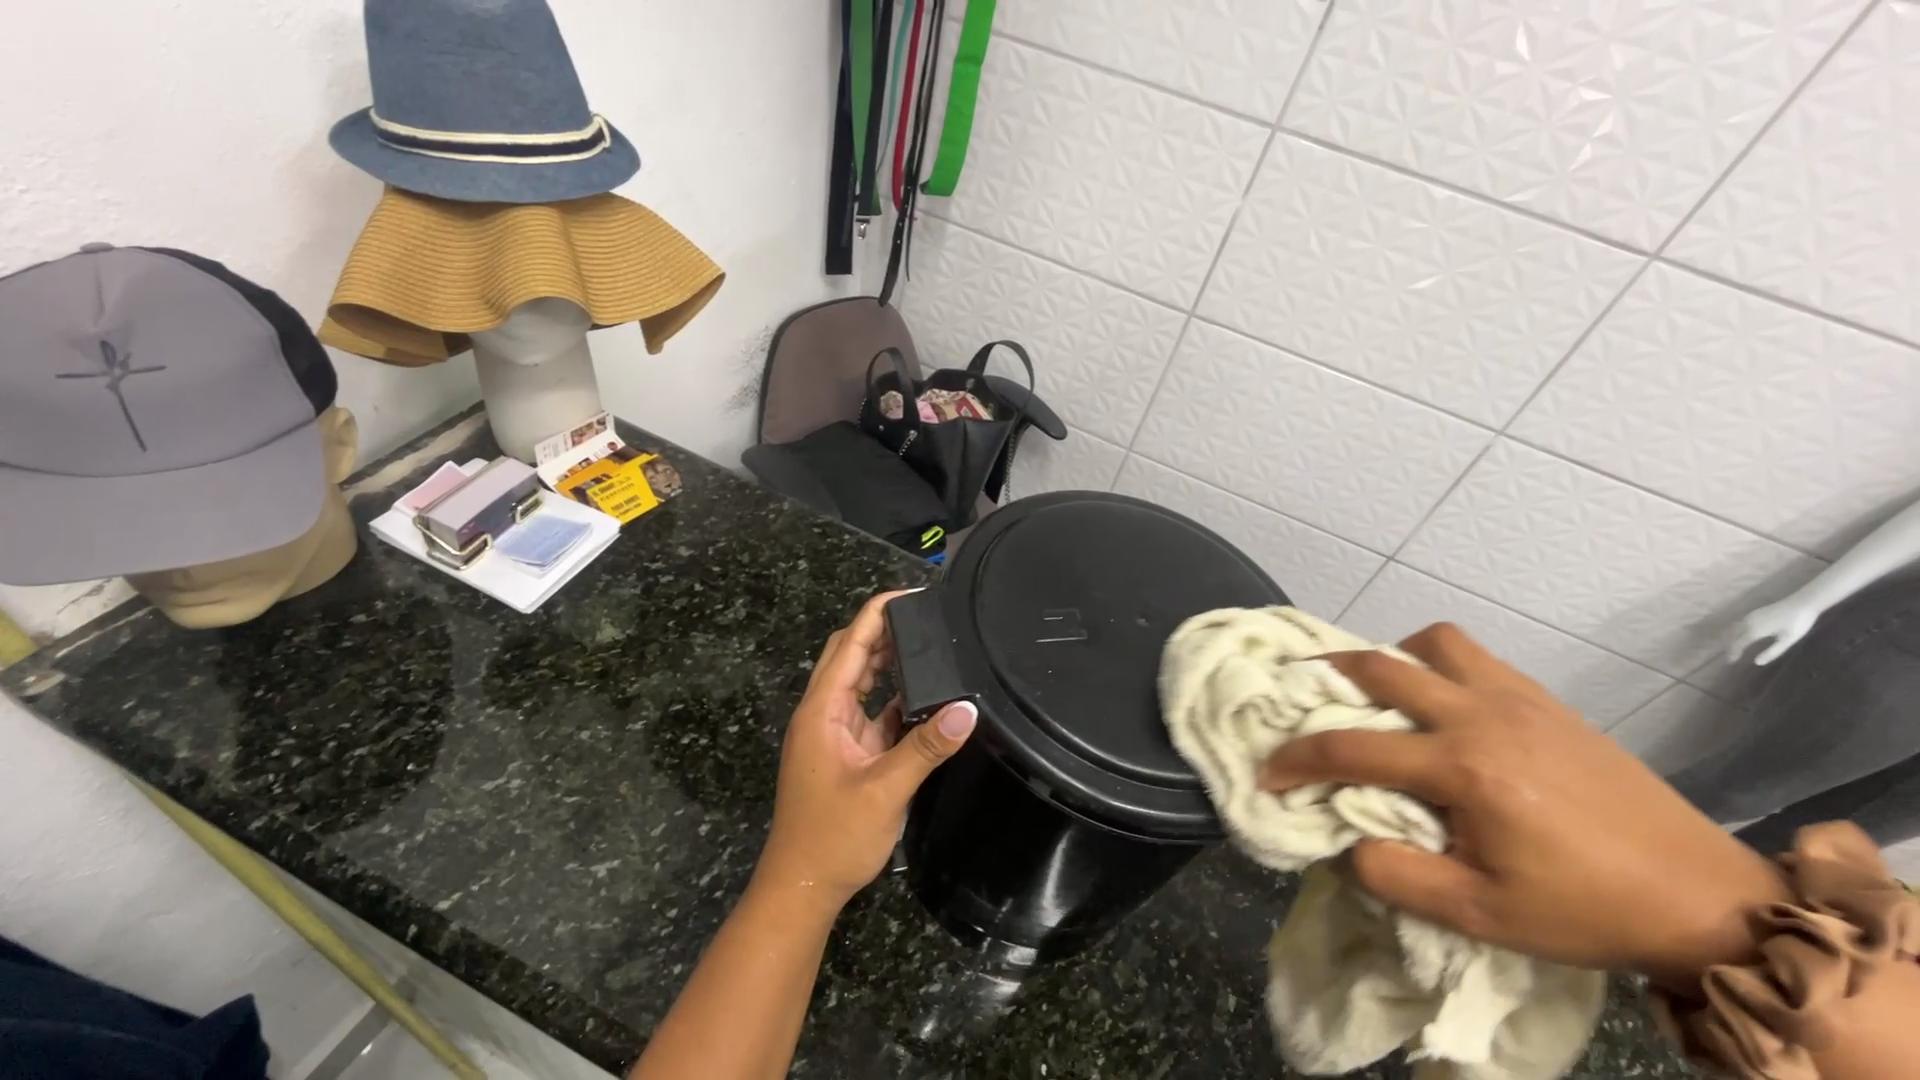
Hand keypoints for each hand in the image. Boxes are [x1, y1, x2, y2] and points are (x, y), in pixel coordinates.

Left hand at [755, 590, 977, 912]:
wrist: (803, 887)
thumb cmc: (832, 837)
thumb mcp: (884, 790)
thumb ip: (925, 747)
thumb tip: (967, 709)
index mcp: (822, 710)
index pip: (850, 644)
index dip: (878, 613)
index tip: (913, 593)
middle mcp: (824, 714)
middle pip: (851, 655)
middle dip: (885, 631)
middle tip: (930, 617)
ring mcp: (834, 734)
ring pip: (861, 683)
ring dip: (890, 663)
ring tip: (932, 646)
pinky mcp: (847, 753)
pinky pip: (873, 713)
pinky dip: (896, 700)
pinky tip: (926, 697)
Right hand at [1259, 624, 1788, 986]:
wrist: (1700, 895)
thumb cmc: (1584, 910)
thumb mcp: (1479, 915)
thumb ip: (1395, 875)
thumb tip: (1346, 840)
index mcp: (1463, 768)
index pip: (1350, 748)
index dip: (1295, 760)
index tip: (1266, 777)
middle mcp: (1483, 716)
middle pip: (1379, 667)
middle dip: (1324, 679)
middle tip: (1299, 701)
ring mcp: (1518, 699)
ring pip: (1431, 642)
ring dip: (1390, 658)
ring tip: (1376, 694)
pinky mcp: (1546, 700)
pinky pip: (1474, 656)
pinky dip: (1436, 663)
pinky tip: (1438, 704)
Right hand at [1727, 599, 1817, 665]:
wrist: (1802, 603)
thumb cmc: (1797, 623)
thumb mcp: (1788, 640)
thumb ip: (1772, 651)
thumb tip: (1757, 663)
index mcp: (1754, 631)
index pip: (1738, 644)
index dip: (1733, 653)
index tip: (1730, 662)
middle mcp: (1747, 624)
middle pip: (1732, 636)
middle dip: (1728, 646)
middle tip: (1729, 656)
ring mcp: (1749, 617)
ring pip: (1733, 629)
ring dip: (1730, 639)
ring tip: (1731, 647)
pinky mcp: (1753, 614)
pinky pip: (1737, 624)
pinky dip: (1734, 632)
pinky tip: (1740, 635)